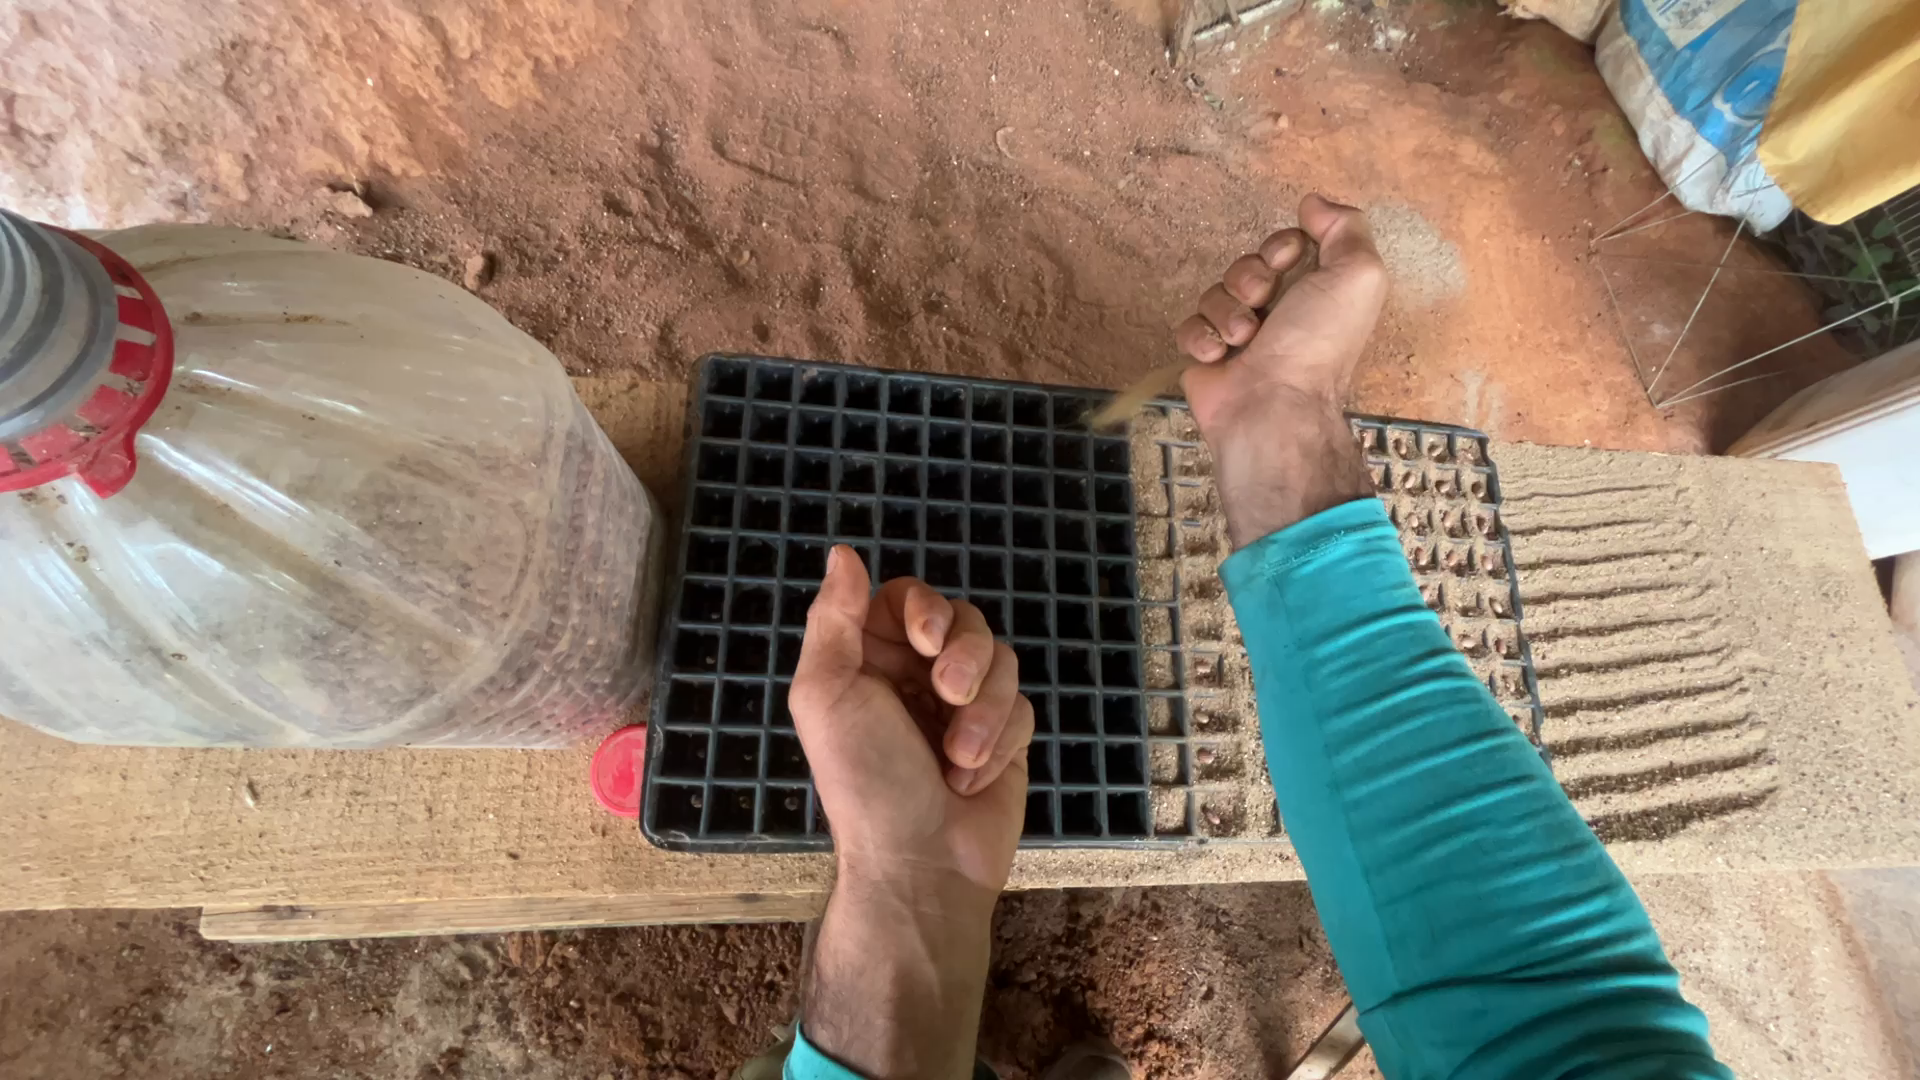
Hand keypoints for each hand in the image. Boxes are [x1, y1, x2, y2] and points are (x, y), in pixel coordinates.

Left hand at [789, 546, 1033, 1076]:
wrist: (922, 863)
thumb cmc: (866, 777)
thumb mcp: (828, 694)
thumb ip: (834, 619)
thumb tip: (842, 552)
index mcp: (874, 658)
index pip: (912, 597)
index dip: (927, 610)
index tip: (927, 640)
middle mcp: (920, 673)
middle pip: (966, 621)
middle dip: (965, 660)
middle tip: (948, 695)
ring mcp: (967, 704)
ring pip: (1002, 661)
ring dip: (984, 712)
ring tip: (957, 759)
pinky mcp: (1006, 734)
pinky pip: (1023, 707)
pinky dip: (1000, 742)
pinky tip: (971, 778)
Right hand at [1174, 194, 1388, 546]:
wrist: (1272, 404)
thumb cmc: (1317, 342)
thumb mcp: (1357, 275)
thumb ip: (1345, 227)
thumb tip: (1313, 203)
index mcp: (1313, 291)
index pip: (1283, 244)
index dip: (1279, 246)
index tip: (1287, 260)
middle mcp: (1276, 311)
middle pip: (1245, 265)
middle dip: (1249, 278)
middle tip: (1262, 304)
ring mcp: (1236, 335)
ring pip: (1213, 293)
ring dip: (1227, 313)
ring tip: (1244, 341)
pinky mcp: (1204, 356)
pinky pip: (1189, 326)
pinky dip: (1202, 338)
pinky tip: (1219, 358)